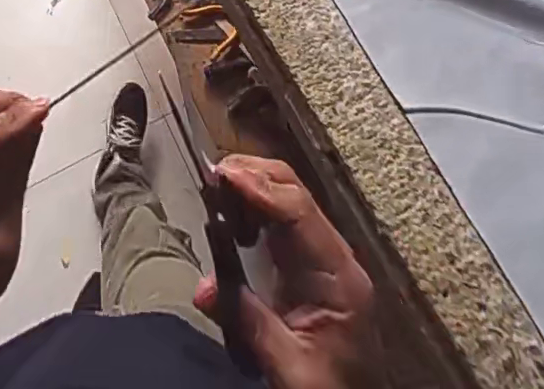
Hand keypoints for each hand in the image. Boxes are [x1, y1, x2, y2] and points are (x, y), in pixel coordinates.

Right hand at [194, 155, 382, 388]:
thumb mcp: (291, 369)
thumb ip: (249, 323)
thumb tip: (204, 288)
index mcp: (340, 276)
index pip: (300, 211)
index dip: (259, 187)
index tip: (223, 176)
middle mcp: (332, 254)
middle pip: (292, 190)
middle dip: (252, 174)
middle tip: (211, 178)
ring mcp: (318, 253)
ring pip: (283, 194)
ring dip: (248, 185)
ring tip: (216, 196)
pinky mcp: (302, 259)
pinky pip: (275, 215)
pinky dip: (248, 204)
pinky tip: (230, 217)